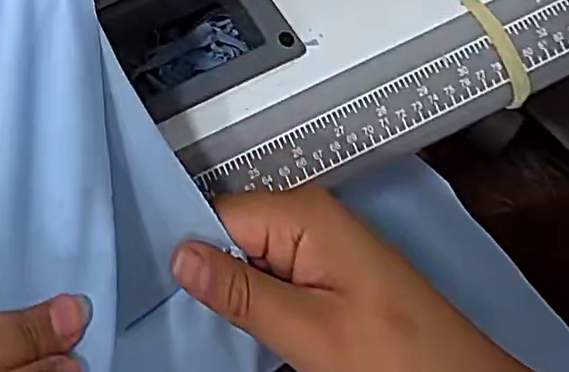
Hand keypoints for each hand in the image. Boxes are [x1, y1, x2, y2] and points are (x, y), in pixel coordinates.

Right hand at [171, 186, 526, 371]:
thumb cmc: (398, 360)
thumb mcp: (313, 334)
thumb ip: (242, 292)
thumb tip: (177, 253)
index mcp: (301, 211)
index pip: (219, 214)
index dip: (195, 250)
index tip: (171, 289)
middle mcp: (306, 213)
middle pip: (233, 232)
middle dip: (216, 272)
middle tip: (198, 317)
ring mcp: (318, 239)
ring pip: (251, 255)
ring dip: (238, 290)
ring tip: (226, 327)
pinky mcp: (326, 266)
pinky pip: (274, 271)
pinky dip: (260, 298)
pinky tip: (256, 327)